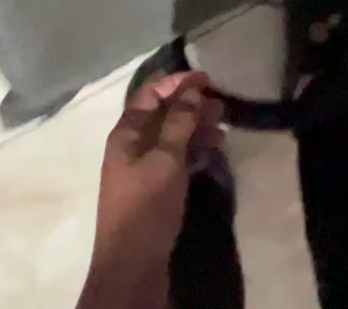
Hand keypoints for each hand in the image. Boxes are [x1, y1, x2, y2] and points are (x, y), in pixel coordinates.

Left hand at [89, 71, 224, 270]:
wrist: (132, 267)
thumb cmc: (146, 206)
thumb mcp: (166, 158)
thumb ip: (179, 121)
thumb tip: (191, 87)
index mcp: (126, 132)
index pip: (151, 93)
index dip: (177, 82)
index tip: (207, 79)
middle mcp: (131, 145)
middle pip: (162, 114)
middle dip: (191, 105)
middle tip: (221, 106)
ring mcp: (142, 168)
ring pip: (171, 136)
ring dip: (195, 128)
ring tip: (222, 129)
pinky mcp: (154, 188)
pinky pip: (175, 158)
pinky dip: (193, 150)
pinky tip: (213, 151)